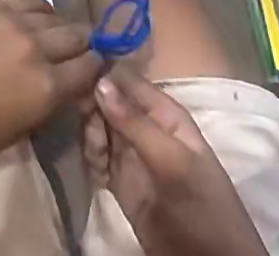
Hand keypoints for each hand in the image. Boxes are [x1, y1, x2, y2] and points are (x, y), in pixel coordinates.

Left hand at [0, 0, 100, 180]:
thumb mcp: (24, 128)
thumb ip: (54, 99)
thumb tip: (74, 82)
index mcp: (47, 88)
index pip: (90, 66)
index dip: (95, 67)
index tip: (93, 68)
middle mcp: (36, 49)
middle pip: (77, 35)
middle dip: (82, 45)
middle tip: (78, 51)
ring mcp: (13, 23)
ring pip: (55, 14)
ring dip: (60, 26)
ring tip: (54, 35)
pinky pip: (29, 0)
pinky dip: (38, 10)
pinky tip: (35, 19)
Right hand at [88, 68, 266, 255]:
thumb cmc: (201, 205)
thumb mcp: (172, 161)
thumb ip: (135, 122)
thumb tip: (99, 82)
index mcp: (164, 112)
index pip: (128, 79)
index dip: (103, 73)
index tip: (77, 74)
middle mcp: (145, 126)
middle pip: (109, 102)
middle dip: (93, 107)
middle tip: (85, 124)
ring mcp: (132, 155)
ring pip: (99, 128)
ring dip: (91, 136)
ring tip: (98, 154)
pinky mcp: (120, 182)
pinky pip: (97, 158)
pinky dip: (92, 160)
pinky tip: (97, 171)